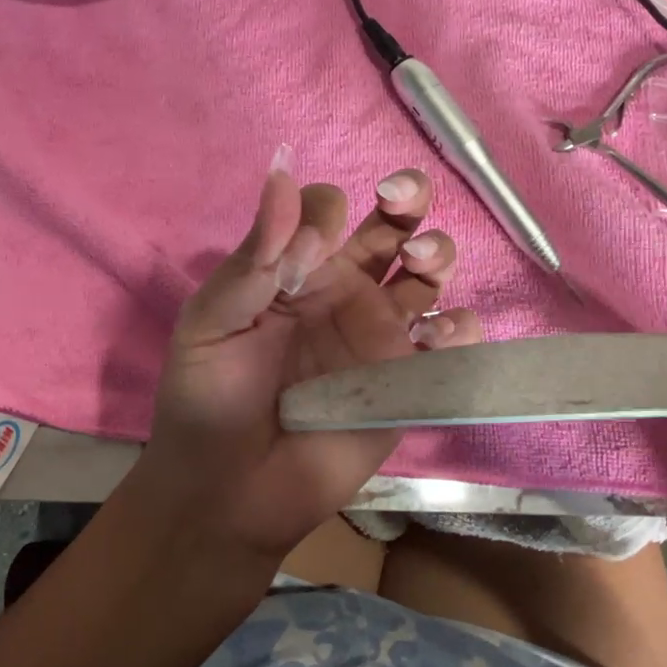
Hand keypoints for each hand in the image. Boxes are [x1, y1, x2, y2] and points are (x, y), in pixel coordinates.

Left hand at [137, 147, 483, 559]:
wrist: (227, 492)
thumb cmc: (207, 400)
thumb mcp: (212, 322)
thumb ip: (252, 257)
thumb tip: (281, 174)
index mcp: (291, 271)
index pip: (325, 211)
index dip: (324, 213)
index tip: (310, 246)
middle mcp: (341, 293)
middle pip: (390, 228)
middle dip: (407, 200)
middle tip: (401, 199)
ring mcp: (378, 337)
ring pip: (427, 275)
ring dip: (437, 253)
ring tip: (419, 264)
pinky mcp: (407, 384)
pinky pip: (450, 344)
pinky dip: (459, 329)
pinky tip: (436, 334)